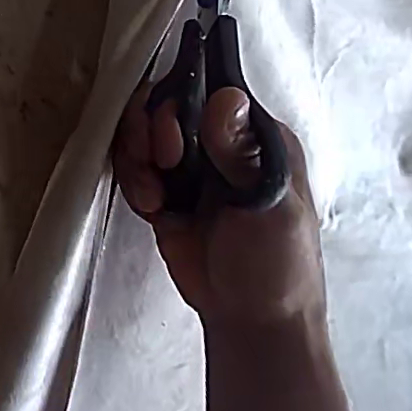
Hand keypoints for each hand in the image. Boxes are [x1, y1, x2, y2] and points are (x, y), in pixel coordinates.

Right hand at [112, 84, 325, 329]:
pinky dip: (133, 180)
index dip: (182, 103)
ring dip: (137, 157)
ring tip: (154, 196)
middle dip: (152, 130)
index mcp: (255, 135)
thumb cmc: (278, 264)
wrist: (250, 322)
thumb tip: (226, 96)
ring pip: (143, 131)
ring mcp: (189, 165)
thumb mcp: (270, 208)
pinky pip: (133, 164)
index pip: (210, 88)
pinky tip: (153, 209)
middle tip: (164, 166)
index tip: (176, 140)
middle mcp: (219, 141)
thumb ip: (243, 154)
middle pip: (166, 103)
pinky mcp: (164, 189)